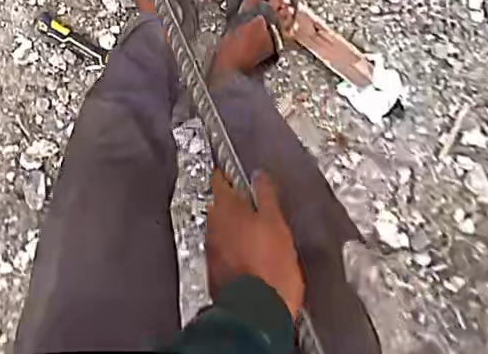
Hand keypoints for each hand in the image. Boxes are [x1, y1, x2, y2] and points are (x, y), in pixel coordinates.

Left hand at [207, 170, 304, 316]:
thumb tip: (259, 175)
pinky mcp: (215, 272)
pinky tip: (248, 257)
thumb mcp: (276, 223)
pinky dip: (233, 249)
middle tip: (251, 205)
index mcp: (226, 206)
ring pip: (221, 228)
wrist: (257, 315)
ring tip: (254, 234)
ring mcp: (212, 249)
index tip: (233, 172)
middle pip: (220, 204)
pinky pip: (223, 251)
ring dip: (233, 228)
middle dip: (233, 204)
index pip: (219, 179)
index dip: (226, 174)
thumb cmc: (269, 267)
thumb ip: (265, 195)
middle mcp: (213, 224)